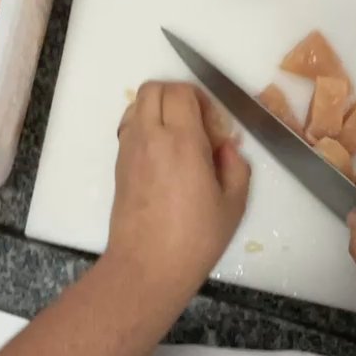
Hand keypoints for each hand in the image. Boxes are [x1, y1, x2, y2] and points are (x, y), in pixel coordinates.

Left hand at [105, 81, 251, 298]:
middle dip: (176, 96)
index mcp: (181, 141)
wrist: (147, 266)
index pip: (181, 91)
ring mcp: (129, 150)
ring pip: (136, 105)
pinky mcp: (118, 166)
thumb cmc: (194, 239)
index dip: (200, 98)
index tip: (212, 124)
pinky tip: (163, 157)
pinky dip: (145, 129)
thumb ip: (236, 167)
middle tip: (195, 123)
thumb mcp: (233, 205)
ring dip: (158, 110)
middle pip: (153, 89)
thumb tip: (226, 149)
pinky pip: (129, 129)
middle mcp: (150, 138)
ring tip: (177, 138)